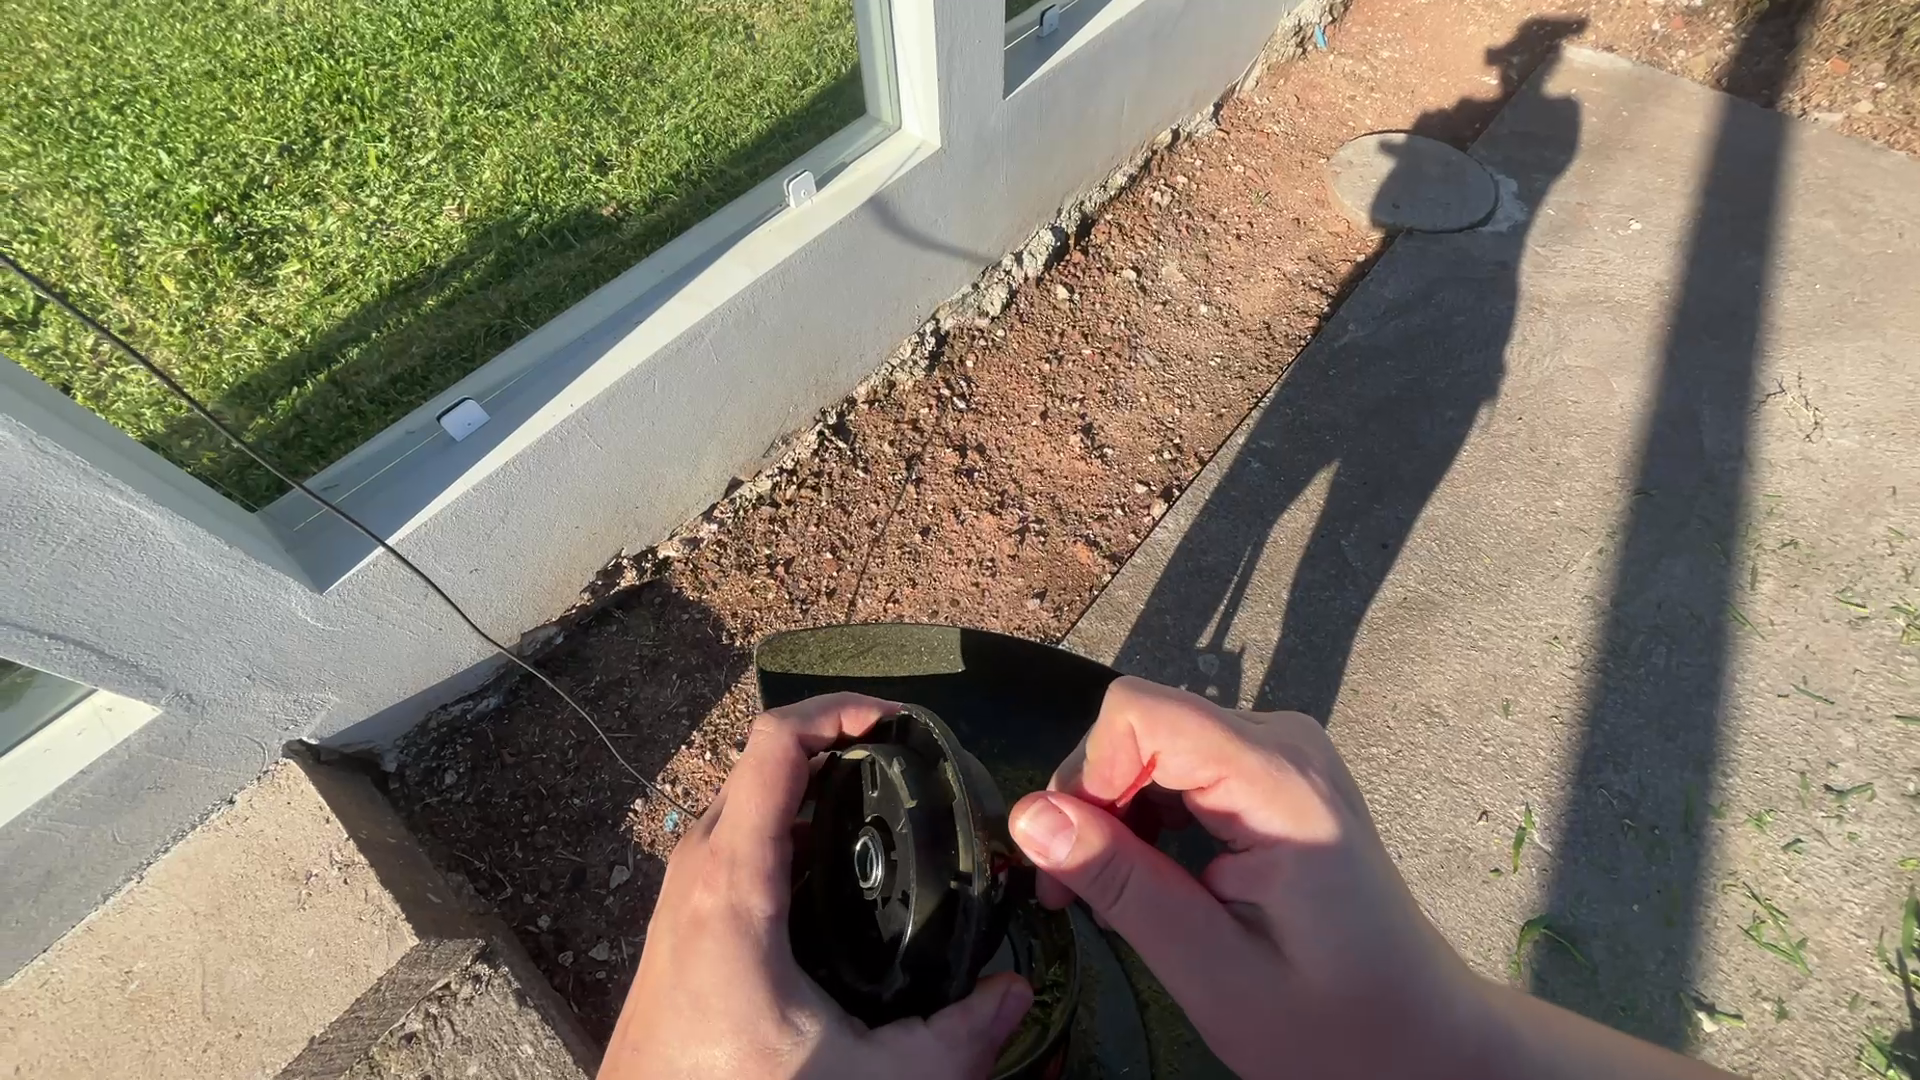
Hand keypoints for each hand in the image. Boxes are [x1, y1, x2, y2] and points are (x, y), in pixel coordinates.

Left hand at [600, 693, 1031, 1079]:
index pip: (776, 742)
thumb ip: (950, 1040)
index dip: (838, 710)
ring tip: (880, 794)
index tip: (897, 721)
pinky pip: (742, 830)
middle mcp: (700, 861)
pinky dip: (793, 816)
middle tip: (905, 758)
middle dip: (839, 739)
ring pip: (753, 791)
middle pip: (767, 756)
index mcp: (735, 878)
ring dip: (815, 776)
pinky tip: (838, 857)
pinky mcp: (686, 908)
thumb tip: (1015, 993)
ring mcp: (686, 883)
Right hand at [1007, 677, 1485, 1078]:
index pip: (1142, 712)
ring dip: (1112, 807)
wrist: (1426, 1035)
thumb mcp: (1214, 974)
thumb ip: (1122, 885)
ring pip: (1148, 738)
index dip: (1088, 771)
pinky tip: (1147, 864)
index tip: (1074, 855)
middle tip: (1075, 891)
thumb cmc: (1334, 1026)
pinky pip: (1175, 755)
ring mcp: (1276, 743)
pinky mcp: (1267, 760)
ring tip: (1109, 887)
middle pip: (1140, 724)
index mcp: (1279, 783)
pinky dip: (1143, 806)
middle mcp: (1278, 737)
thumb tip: (1028, 816)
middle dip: (1092, 799)